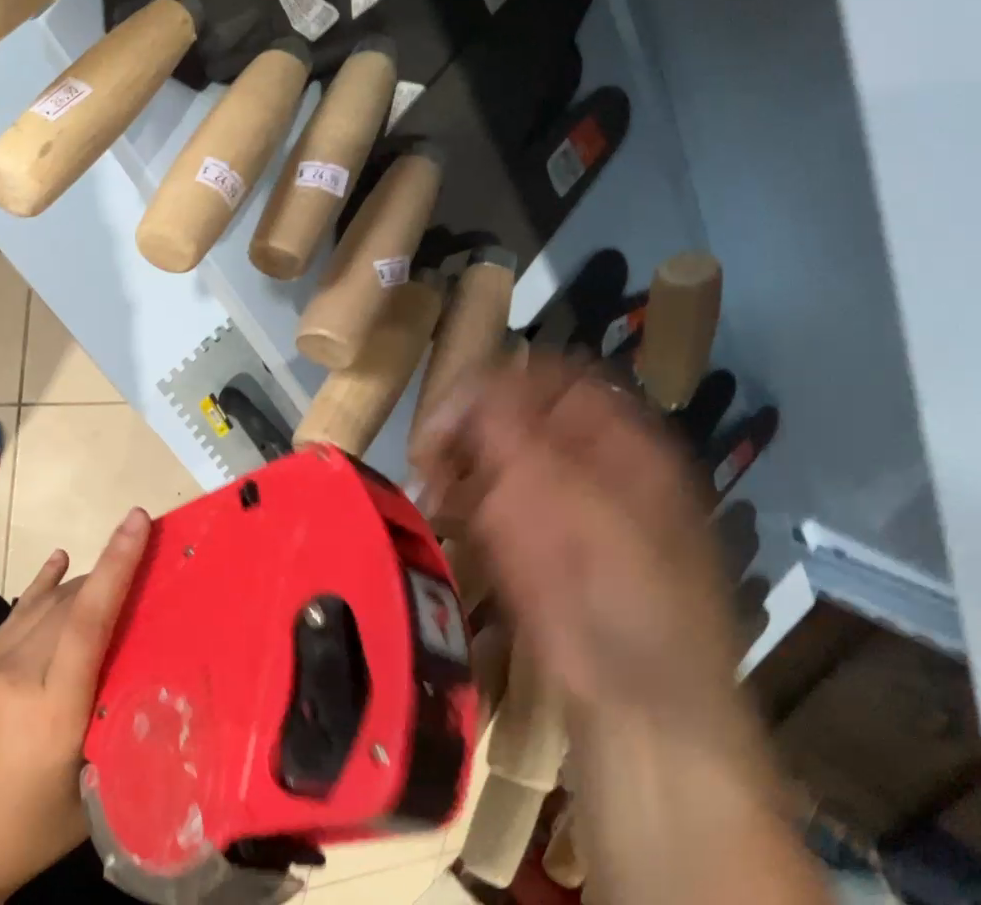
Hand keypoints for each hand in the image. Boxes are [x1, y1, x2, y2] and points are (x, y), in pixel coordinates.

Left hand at [0, 509, 151, 903]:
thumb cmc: (30, 828)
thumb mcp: (91, 795)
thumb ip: (119, 736)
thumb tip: (152, 687)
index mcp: (55, 708)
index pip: (89, 621)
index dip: (116, 567)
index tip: (137, 522)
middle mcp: (21, 672)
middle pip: (71, 604)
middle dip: (111, 570)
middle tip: (150, 551)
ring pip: (45, 604)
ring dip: (83, 582)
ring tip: (118, 565)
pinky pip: (16, 614)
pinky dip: (41, 585)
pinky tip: (59, 561)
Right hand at [410, 358, 742, 724]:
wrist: (635, 690)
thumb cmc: (607, 583)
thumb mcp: (555, 489)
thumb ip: (510, 428)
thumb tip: (472, 381)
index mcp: (621, 441)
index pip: (552, 379)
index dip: (496, 385)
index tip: (446, 412)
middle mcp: (597, 466)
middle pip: (520, 419)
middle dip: (469, 432)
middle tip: (432, 458)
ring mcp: (569, 509)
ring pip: (500, 462)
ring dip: (460, 470)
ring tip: (435, 493)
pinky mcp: (542, 547)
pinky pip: (493, 506)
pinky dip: (464, 506)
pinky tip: (448, 521)